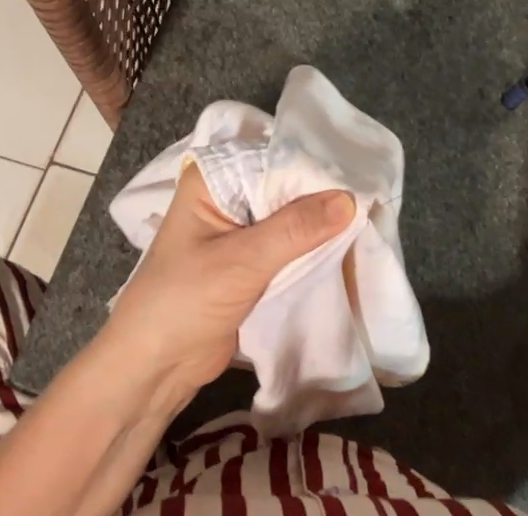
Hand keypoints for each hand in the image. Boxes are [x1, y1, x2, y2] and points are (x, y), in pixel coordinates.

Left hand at [102, 163, 353, 394]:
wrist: (152, 370)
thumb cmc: (182, 303)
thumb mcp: (241, 262)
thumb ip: (295, 229)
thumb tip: (350, 199)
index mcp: (212, 179)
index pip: (274, 157)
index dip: (316, 165)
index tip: (362, 173)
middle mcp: (227, 196)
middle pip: (287, 185)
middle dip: (324, 197)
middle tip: (375, 199)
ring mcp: (240, 230)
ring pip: (292, 218)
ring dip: (322, 226)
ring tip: (370, 222)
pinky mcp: (252, 262)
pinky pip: (290, 246)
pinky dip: (313, 250)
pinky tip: (347, 249)